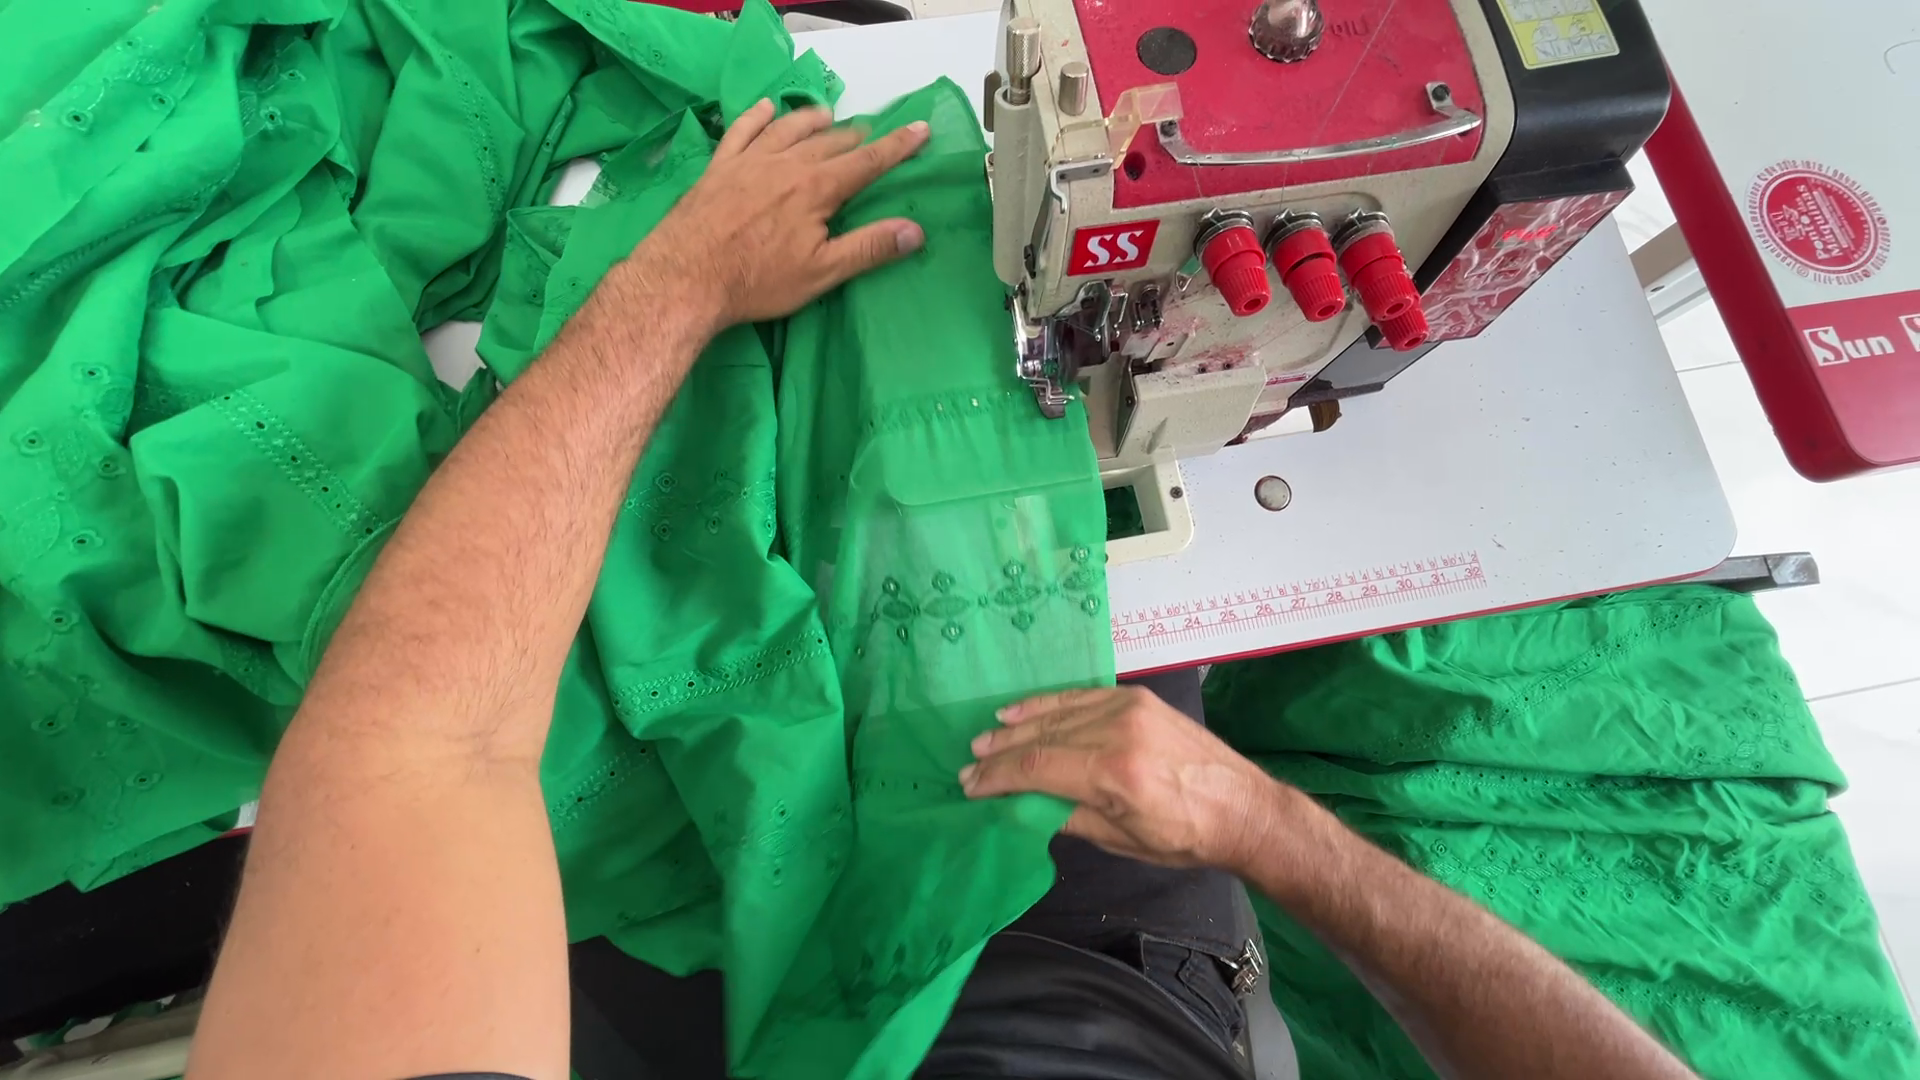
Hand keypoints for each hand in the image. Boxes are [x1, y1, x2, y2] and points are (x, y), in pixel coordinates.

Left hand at [633, 99, 929, 329]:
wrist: (688, 276)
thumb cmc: (760, 281)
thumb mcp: (822, 272)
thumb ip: (869, 248)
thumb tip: (914, 231)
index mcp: (816, 189)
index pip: (866, 162)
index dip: (897, 147)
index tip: (920, 129)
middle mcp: (786, 164)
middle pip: (830, 142)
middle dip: (856, 136)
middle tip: (872, 133)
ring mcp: (750, 160)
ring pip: (789, 129)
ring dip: (812, 121)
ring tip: (828, 115)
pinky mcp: (720, 166)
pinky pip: (742, 129)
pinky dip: (758, 116)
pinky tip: (767, 109)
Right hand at [960, 686, 1289, 870]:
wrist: (1242, 806)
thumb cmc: (1185, 837)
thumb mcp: (1123, 841)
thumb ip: (1069, 816)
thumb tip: (1022, 804)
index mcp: (1115, 774)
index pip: (1038, 768)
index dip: (998, 777)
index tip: (971, 785)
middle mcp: (1117, 731)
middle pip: (1042, 737)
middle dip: (1001, 753)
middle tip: (969, 762)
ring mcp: (1127, 707)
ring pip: (1057, 712)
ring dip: (1017, 725)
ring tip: (986, 736)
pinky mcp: (1136, 696)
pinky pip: (1079, 696)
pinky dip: (1046, 703)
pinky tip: (1020, 711)